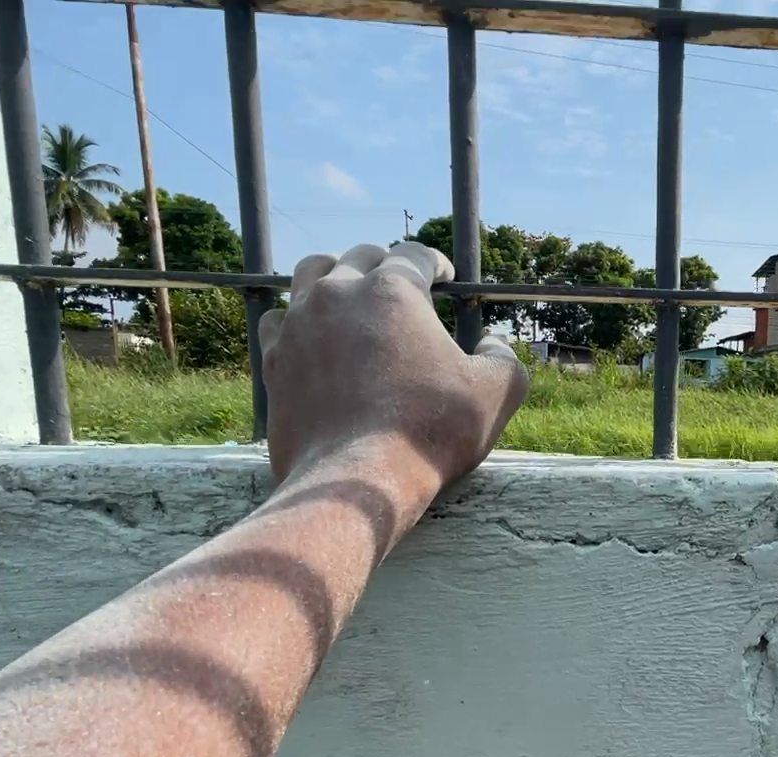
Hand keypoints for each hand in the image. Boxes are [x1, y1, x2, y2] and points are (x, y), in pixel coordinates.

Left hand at [256, 241, 527, 486]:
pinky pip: (280, 317)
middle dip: (387, 264)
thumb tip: (493, 344)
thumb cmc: (432, 433)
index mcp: (394, 292)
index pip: (416, 255)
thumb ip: (504, 358)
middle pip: (362, 256)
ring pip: (313, 273)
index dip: (436, 262)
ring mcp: (299, 323)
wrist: (358, 480)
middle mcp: (340, 293)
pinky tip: (314, 335)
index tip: (445, 275)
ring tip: (352, 294)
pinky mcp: (274, 358)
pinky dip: (299, 316)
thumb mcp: (498, 393)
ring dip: (337, 276)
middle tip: (404, 285)